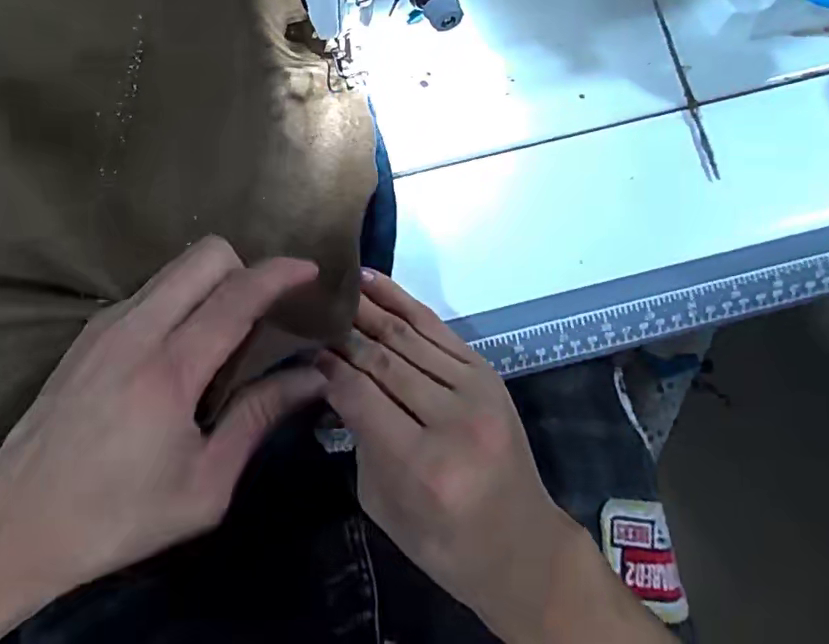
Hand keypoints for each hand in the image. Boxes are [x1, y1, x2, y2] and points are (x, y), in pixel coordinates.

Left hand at [0, 237, 327, 643]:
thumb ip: (259, 419)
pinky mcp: (89, 331)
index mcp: (169, 370)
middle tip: (262, 312)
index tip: (310, 270)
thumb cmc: (117, 516)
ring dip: (212, 281)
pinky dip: (181, 298)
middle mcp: (136, 329)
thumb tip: (313, 378)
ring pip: (176, 267)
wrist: (12, 526)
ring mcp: (106, 323)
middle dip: (245, 267)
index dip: (280, 274)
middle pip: (205, 255)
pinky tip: (180, 346)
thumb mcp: (204, 487)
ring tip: (224, 330)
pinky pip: (152, 289)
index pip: (237, 295)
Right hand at [319, 270, 668, 643]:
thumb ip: (360, 439)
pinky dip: (402, 302)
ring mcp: (475, 390)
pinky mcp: (486, 372)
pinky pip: (436, 328)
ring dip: (369, 308)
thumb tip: (335, 379)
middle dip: (345, 334)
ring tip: (339, 287)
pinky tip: (374, 284)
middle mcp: (452, 419)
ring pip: (408, 337)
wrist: (521, 543)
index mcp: (423, 465)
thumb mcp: (384, 504)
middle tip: (315, 312)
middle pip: (384, 361)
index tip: (307, 348)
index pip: (362, 396)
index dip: (330, 367)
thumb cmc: (444, 541)